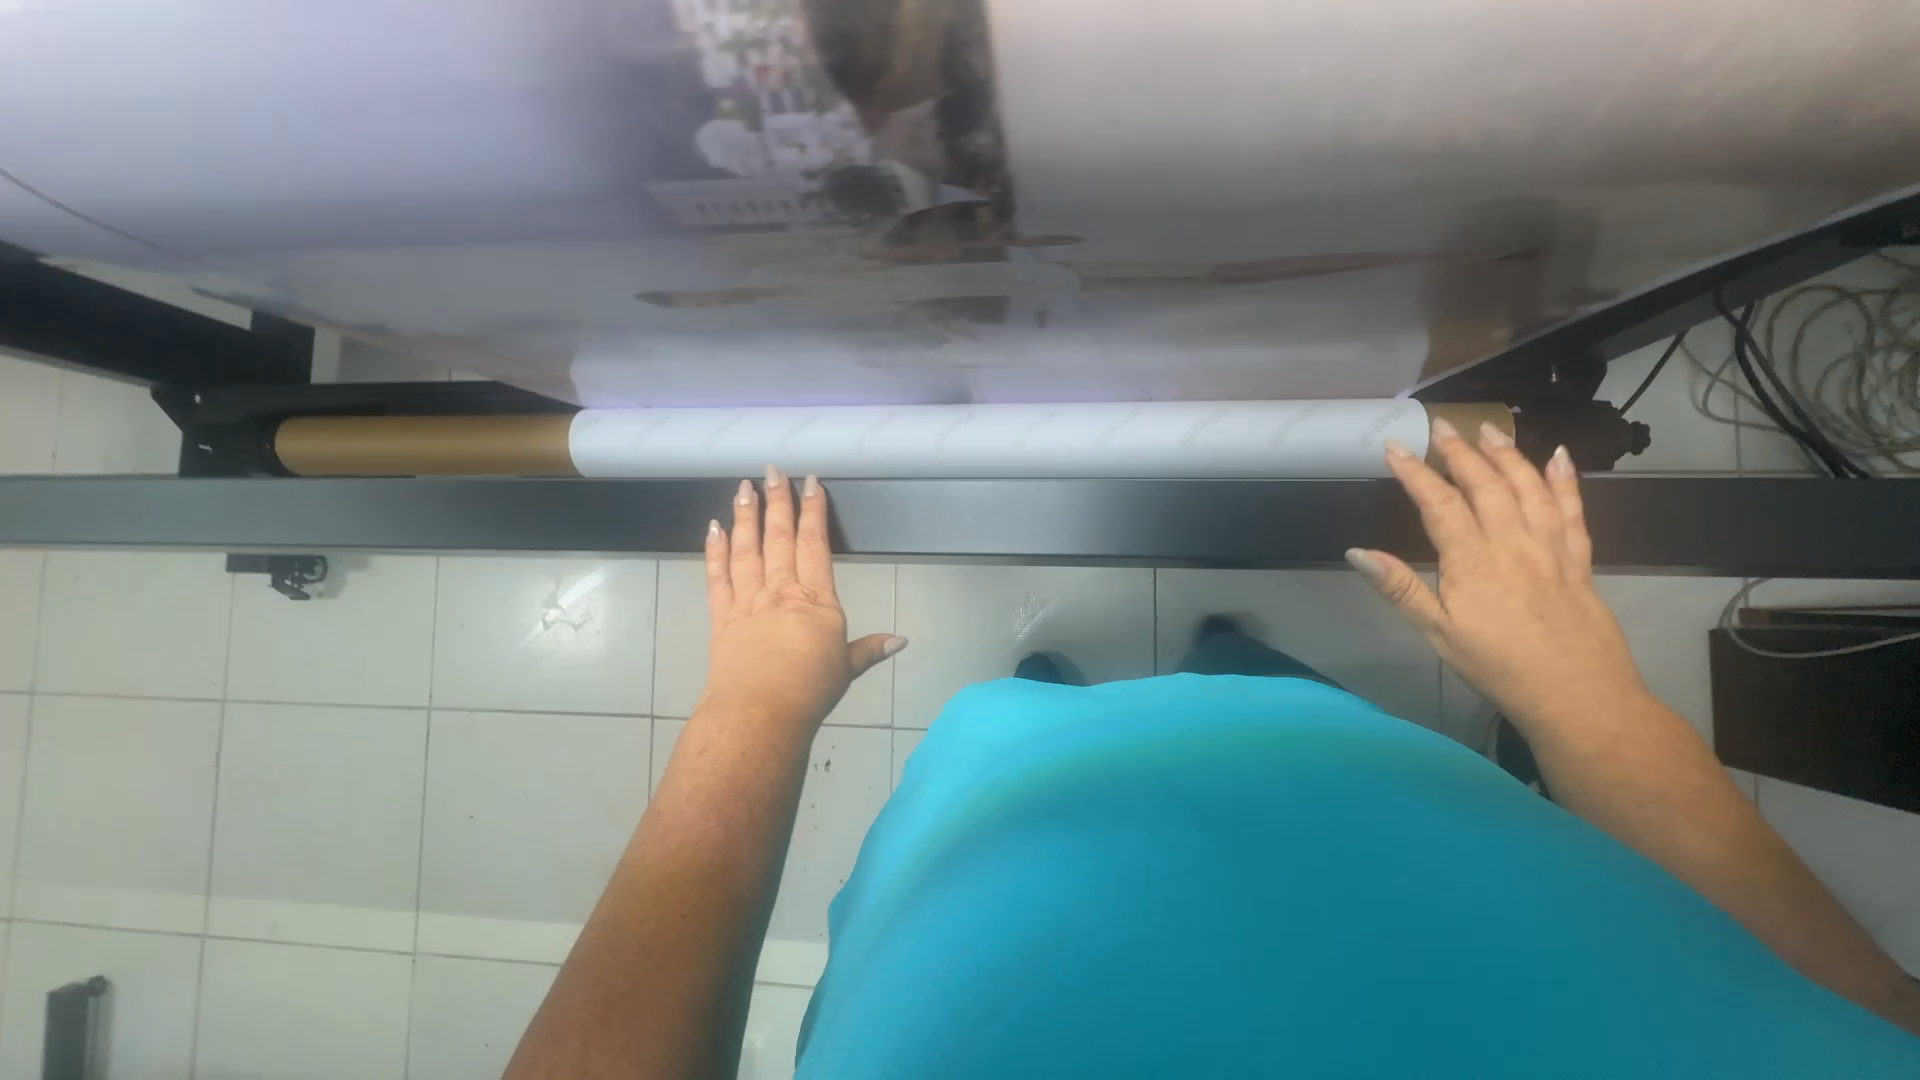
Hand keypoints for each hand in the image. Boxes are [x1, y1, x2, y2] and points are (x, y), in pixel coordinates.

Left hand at [699, 466, 906, 726]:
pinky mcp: (722, 617)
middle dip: (778, 501)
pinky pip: (717, 576)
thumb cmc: (809, 691)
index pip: (815, 544)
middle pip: (779, 537)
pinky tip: (713, 527)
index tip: (811, 482)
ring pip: (746, 549)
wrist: (759, 712)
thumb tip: (901, 640)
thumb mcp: (847, 668)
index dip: (814, 511)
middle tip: (773, 469)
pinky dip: (715, 550)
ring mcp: (748, 601)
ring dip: (746, 515)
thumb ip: (870, 649)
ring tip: (744, 487)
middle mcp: (781, 591)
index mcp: (816, 600)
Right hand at [1347, 420, 1651, 731]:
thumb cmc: (1498, 666)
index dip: (1415, 473)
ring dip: (1508, 456)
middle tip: (1443, 427)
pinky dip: (1565, 481)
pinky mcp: (1579, 562)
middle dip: (1460, 453)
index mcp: (1472, 561)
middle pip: (1485, 486)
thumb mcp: (1437, 632)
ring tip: (1491, 430)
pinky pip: (1573, 512)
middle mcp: (1513, 544)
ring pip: (1529, 489)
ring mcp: (1550, 549)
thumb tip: (1357, 552)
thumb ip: (1400, 588)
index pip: (1439, 504)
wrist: (1578, 695)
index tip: (1396, 448)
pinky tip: (1559, 459)